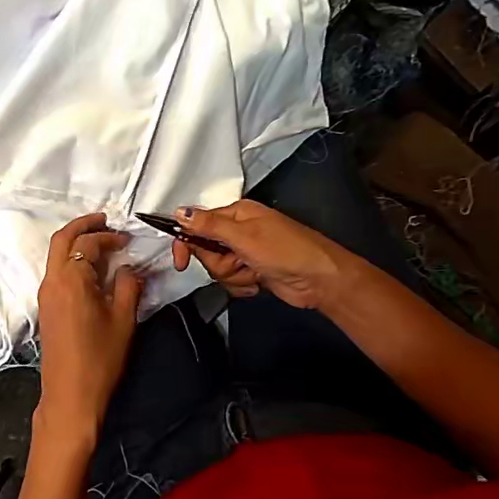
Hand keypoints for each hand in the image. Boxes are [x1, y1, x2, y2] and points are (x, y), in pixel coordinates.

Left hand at [35, 213, 143, 431]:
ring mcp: (45, 295)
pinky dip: (73, 261)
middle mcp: (52, 281)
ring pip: (56, 255)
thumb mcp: (123, 320)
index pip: (88, 243)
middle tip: (105, 221)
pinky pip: (56, 272)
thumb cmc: (99, 359)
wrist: (70, 395)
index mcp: (71, 279)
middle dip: (84, 226)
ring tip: (102, 243)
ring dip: (77, 243)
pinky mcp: (46, 308)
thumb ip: (127, 287)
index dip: (109, 236)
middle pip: (62, 240)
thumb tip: (129, 270)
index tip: (127, 240)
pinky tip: (92, 270)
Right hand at [170, 201, 349, 309]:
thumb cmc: (286, 251)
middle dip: (219, 263)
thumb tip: (179, 212)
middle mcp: (238, 231)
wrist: (319, 280)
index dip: (186, 243)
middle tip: (239, 262)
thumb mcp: (243, 236)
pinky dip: (242, 286)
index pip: (196, 224)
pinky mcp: (252, 272)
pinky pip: (231, 282)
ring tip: (254, 273)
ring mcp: (245, 253)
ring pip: (218, 269)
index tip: (180, 261)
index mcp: (236, 214)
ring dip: (233, 276)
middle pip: (205, 251)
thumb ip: (208, 225)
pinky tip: (259, 283)